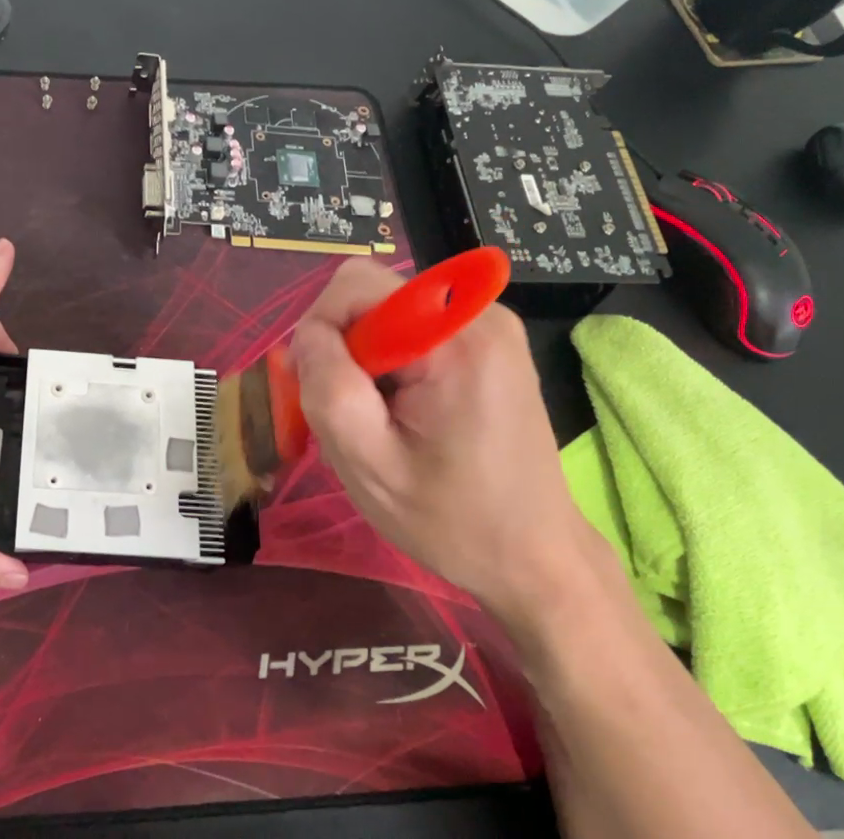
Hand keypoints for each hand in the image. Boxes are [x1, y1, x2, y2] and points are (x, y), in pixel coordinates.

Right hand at [287, 259, 597, 624]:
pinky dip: (388, 370)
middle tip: (349, 418)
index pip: (354, 286)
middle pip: (370, 298)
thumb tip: (308, 335)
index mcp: (457, 337)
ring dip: (364, 366)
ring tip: (378, 425)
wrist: (535, 558)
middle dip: (344, 352)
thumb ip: (329, 387)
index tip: (324, 393)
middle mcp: (479, 314)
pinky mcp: (487, 346)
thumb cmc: (452, 520)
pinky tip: (400, 419)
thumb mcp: (368, 463)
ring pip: (385, 317)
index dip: (322, 333)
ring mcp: (488, 328)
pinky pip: (410, 333)